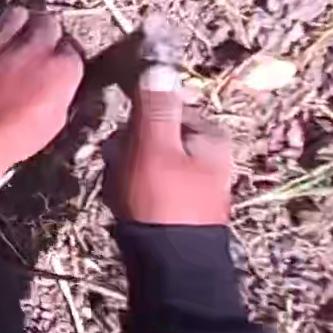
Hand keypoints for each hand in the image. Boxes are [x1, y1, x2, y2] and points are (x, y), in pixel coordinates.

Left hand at [0, 7, 83, 174]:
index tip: (58, 59)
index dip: (64, 54)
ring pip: (18, 13)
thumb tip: (60, 78)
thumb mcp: (57, 118)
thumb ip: (62, 89)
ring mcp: (5, 42)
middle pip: (49, 22)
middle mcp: (36, 49)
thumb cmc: (18, 135)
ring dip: (19, 21)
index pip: (72, 47)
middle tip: (39, 43)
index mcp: (62, 69)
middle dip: (46, 31)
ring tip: (16, 33)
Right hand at [109, 65, 233, 224]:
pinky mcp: (176, 199)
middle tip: (122, 164)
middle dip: (128, 144)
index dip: (137, 116)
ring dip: (124, 164)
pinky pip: (145, 177)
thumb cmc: (162, 200)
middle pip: (152, 129)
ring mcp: (192, 179)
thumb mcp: (154, 146)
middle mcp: (207, 154)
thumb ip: (155, 106)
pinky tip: (124, 197)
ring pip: (143, 153)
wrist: (169, 266)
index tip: (125, 135)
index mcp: (210, 137)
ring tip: (122, 185)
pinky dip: (130, 183)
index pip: (164, 104)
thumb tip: (158, 65)